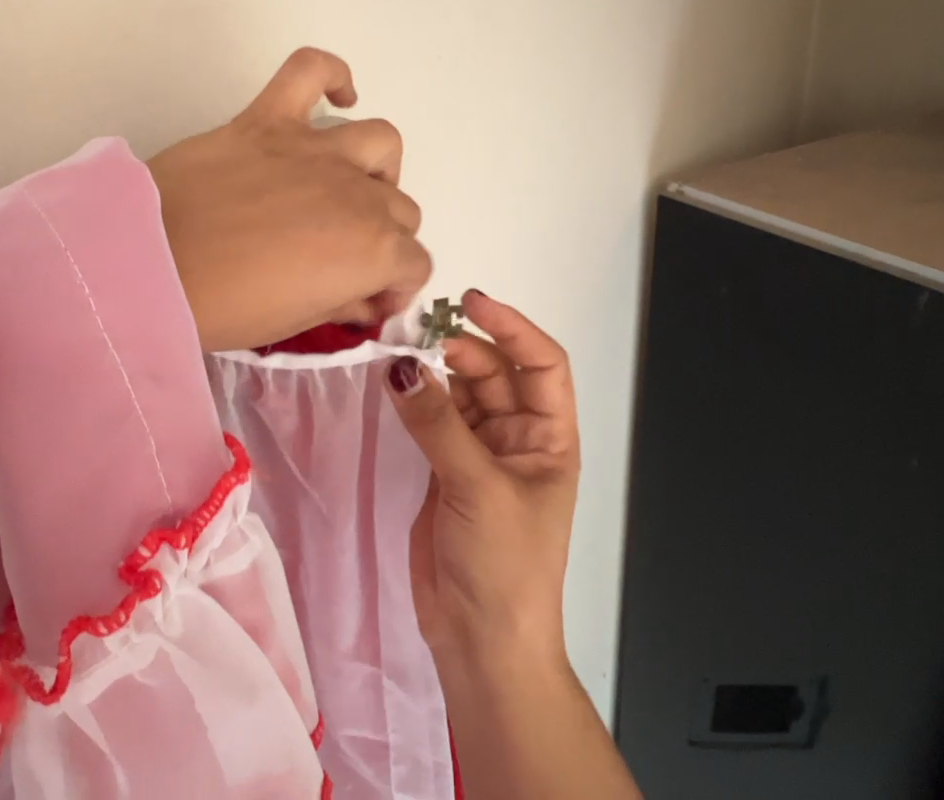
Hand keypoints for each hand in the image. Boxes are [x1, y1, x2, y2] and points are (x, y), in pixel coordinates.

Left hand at [148, 48, 431, 351]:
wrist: (145, 265)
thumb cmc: (221, 308)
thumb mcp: (293, 322)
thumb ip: (342, 300)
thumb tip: (365, 296)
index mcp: (370, 250)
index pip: (415, 264)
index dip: (395, 288)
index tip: (366, 302)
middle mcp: (357, 192)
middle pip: (401, 210)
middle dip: (386, 241)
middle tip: (345, 261)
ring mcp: (313, 149)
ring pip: (381, 143)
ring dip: (377, 171)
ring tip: (348, 190)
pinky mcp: (268, 118)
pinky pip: (311, 70)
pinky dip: (332, 75)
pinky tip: (338, 96)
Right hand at [387, 289, 578, 666]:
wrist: (481, 640)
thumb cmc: (504, 563)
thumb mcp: (477, 486)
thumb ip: (437, 423)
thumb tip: (399, 366)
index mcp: (550, 437)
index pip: (542, 364)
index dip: (513, 328)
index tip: (471, 302)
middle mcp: (518, 439)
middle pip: (494, 373)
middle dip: (462, 348)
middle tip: (417, 336)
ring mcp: (479, 455)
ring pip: (459, 394)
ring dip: (433, 372)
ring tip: (398, 354)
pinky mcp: (445, 473)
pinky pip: (432, 423)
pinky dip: (414, 402)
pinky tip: (393, 386)